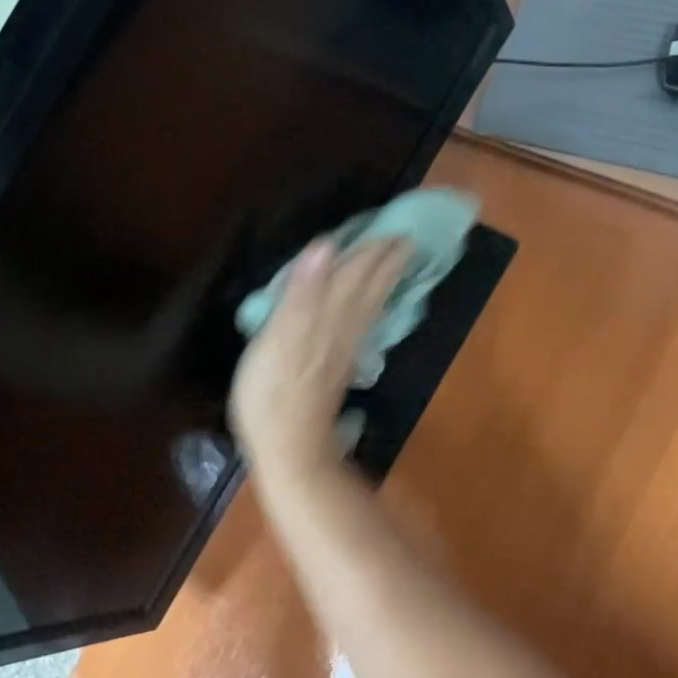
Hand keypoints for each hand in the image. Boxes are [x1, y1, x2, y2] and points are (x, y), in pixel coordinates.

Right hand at [229, 238, 409, 480]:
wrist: (289, 449)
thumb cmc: (272, 392)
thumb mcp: (278, 337)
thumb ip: (301, 291)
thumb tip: (325, 245)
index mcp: (327, 316)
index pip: (354, 275)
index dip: (371, 251)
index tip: (393, 228)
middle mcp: (342, 329)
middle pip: (368, 290)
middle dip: (384, 264)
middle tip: (404, 240)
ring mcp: (341, 351)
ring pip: (367, 308)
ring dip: (381, 284)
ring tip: (393, 267)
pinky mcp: (335, 370)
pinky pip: (360, 328)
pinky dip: (369, 312)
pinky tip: (367, 312)